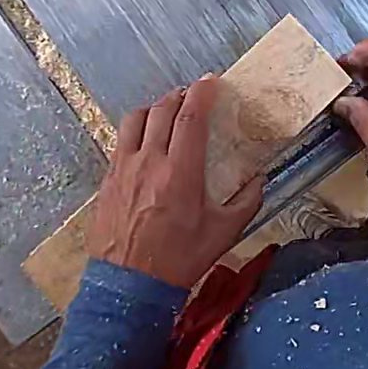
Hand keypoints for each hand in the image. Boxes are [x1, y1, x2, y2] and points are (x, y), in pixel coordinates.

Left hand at [84, 75, 262, 288]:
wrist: (129, 287)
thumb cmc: (180, 259)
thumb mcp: (225, 232)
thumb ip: (248, 201)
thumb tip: (259, 179)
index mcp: (181, 172)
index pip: (191, 116)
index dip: (203, 93)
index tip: (211, 81)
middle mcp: (149, 163)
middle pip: (162, 110)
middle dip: (180, 95)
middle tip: (194, 96)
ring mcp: (123, 170)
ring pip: (135, 120)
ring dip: (154, 109)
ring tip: (167, 113)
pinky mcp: (108, 181)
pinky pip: (120, 142)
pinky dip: (137, 131)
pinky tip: (147, 142)